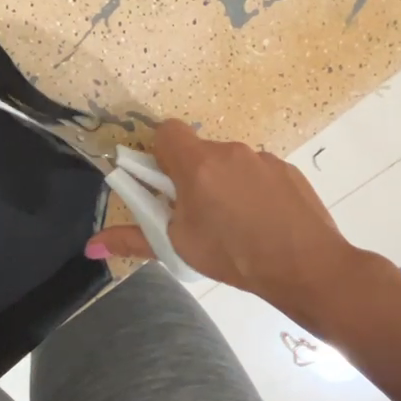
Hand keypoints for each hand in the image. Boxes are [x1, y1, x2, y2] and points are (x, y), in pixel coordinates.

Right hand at [87, 120, 379, 317]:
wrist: (310, 268)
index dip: (159, 153)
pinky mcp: (289, 171)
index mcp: (195, 164)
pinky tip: (261, 223)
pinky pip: (257, 173)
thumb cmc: (234, 255)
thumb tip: (90, 247)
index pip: (165, 131)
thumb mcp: (176, 247)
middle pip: (197, 150)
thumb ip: (131, 239)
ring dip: (222, 183)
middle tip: (194, 213)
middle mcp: (229, 152)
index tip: (163, 184)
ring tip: (232, 223)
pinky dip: (252, 191)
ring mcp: (263, 159)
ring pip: (228, 162)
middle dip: (190, 175)